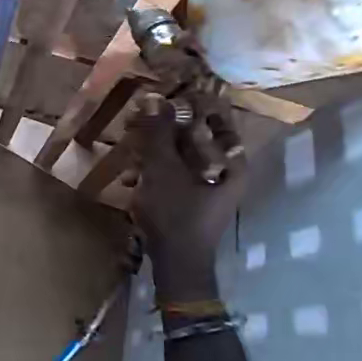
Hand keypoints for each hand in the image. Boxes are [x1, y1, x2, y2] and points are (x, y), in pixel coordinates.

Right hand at [130, 99, 245, 304]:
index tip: (169, 93)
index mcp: (231, 161)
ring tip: (130, 150)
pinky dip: (155, 172)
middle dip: (164, 128)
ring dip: (155, 150)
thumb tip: (153, 97)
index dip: (194, 102)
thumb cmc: (177, 215)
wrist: (177, 267)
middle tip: (140, 119)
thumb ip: (158, 133)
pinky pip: (175, 175)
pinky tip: (131, 177)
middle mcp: (226, 172)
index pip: (218, 117)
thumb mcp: (163, 169)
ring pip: (182, 156)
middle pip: (196, 136)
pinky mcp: (192, 202)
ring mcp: (209, 189)